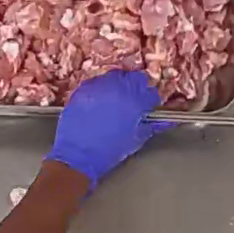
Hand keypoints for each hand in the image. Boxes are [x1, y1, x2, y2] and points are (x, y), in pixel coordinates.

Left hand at [45, 69, 172, 189]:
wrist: (77, 155)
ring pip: (113, 77)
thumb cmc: (109, 151)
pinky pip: (96, 84)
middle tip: (129, 103)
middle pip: (131, 78)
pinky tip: (97, 105)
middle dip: (133, 88)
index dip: (148, 99)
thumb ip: (149, 125)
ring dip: (116, 87)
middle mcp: (117, 86)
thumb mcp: (135, 139)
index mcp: (134, 99)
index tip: (145, 106)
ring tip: (112, 103)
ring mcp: (98, 86)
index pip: (149, 90)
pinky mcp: (82, 89)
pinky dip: (100, 91)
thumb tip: (156, 120)